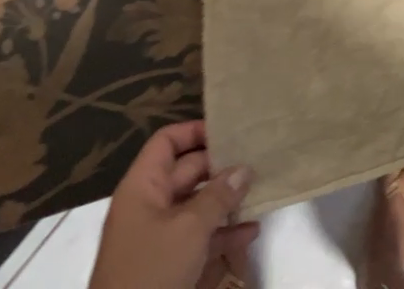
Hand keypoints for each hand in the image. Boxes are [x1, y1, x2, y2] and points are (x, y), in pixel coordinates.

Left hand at [89, 121, 257, 288]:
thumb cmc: (152, 270)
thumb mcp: (189, 229)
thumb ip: (218, 195)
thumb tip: (244, 167)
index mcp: (143, 187)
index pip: (167, 142)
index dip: (195, 132)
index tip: (231, 131)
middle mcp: (149, 205)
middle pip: (187, 172)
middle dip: (221, 167)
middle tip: (258, 160)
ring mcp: (159, 236)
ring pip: (197, 206)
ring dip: (226, 202)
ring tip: (261, 192)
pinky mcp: (169, 263)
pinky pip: (198, 237)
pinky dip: (222, 233)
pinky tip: (250, 232)